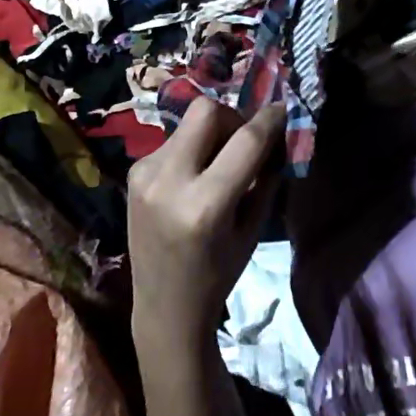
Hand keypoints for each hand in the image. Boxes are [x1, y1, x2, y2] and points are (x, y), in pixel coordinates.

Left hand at [128, 98, 285, 345]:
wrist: (164, 305)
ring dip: (212, 133)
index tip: (282, 110)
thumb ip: (266, 176)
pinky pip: (173, 140)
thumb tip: (278, 132)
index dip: (269, 119)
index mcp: (205, 206)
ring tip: (217, 164)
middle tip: (242, 141)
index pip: (245, 141)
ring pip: (188, 122)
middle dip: (232, 117)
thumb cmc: (218, 274)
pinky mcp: (134, 171)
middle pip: (206, 110)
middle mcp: (169, 182)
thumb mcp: (253, 228)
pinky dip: (193, 148)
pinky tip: (194, 176)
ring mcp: (144, 174)